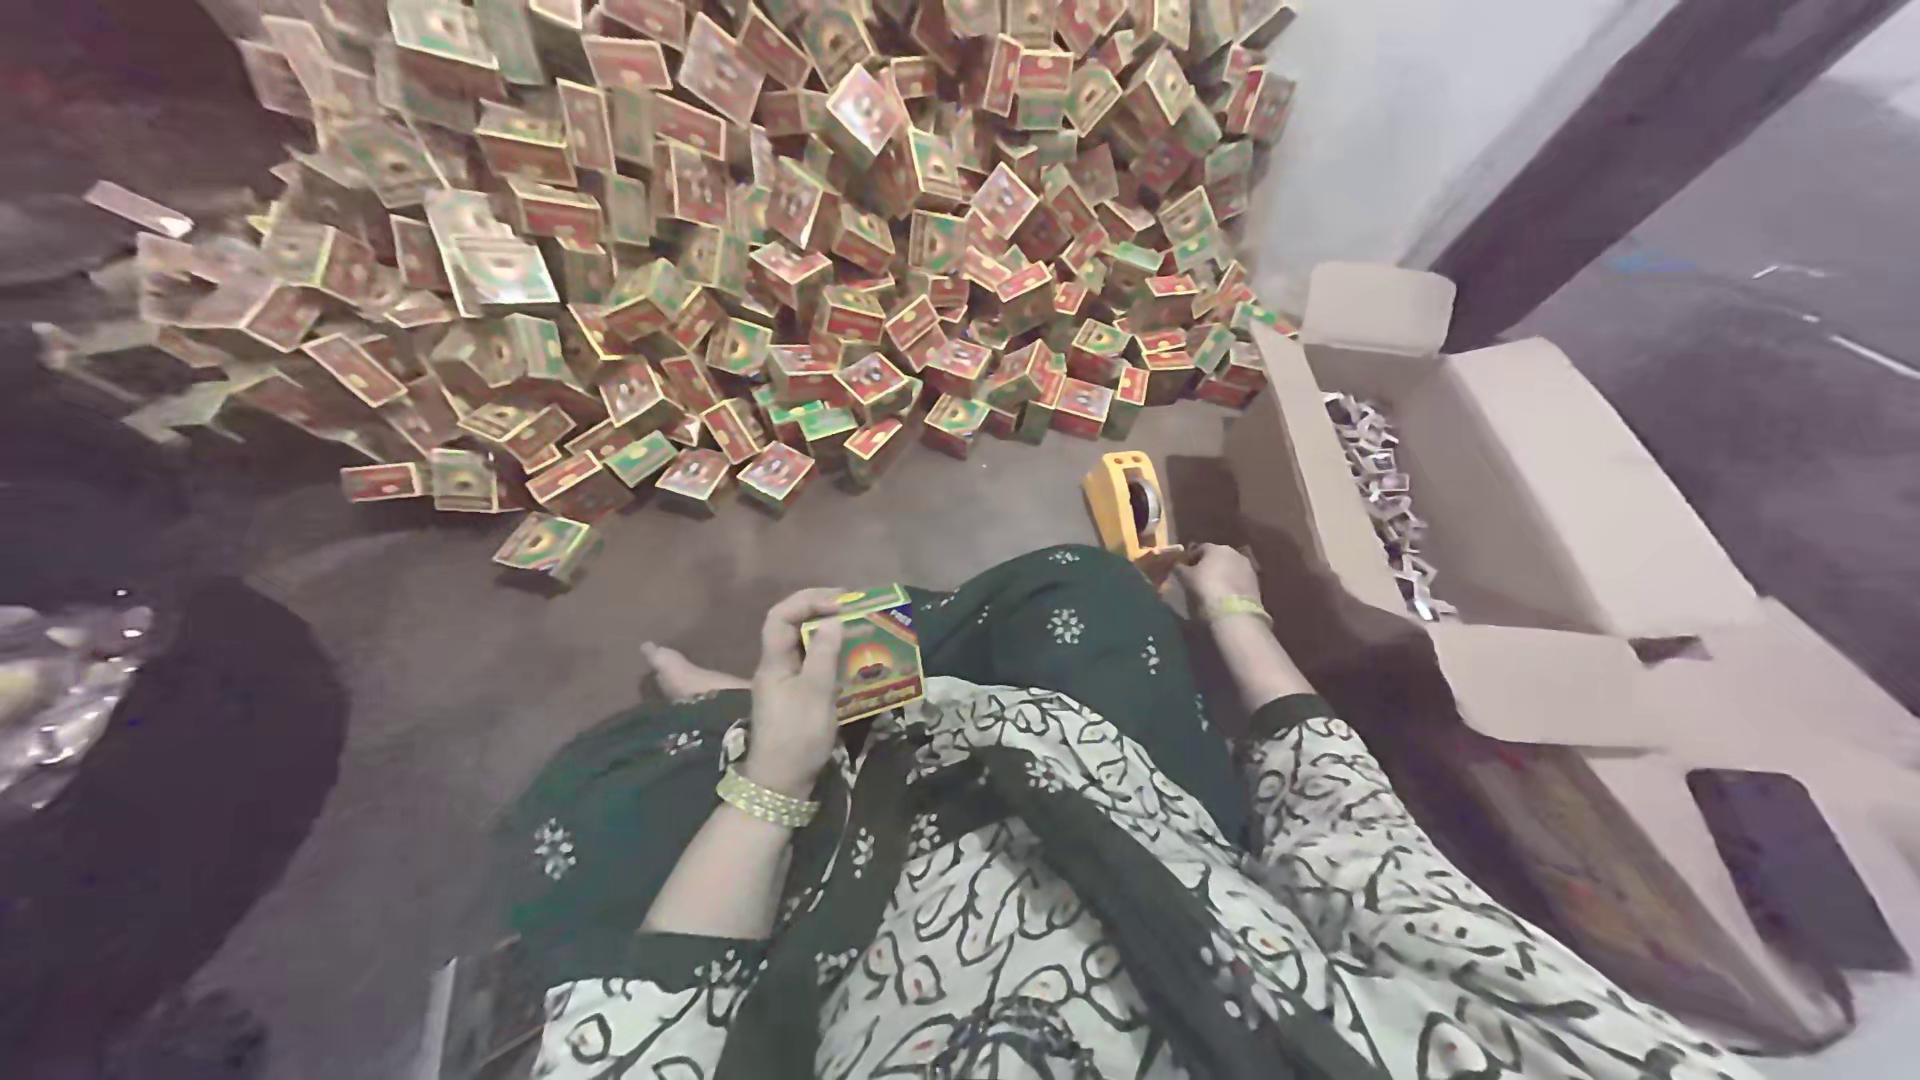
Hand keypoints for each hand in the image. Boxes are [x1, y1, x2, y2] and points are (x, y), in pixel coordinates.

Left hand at [742, 588, 845, 798]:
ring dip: (827, 629)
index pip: (780, 616)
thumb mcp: (815, 692)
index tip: (840, 603)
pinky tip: (851, 655)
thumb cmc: (797, 735)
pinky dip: (831, 652)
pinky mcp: (798, 695)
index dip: (808, 602)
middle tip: (851, 605)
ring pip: (804, 642)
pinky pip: (813, 662)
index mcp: (774, 661)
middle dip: (819, 609)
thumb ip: (824, 653)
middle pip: (791, 624)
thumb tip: (834, 620)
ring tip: (855, 623)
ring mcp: (787, 680)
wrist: (782, 783)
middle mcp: (777, 665)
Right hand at [1175, 543, 1262, 612]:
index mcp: (1216, 548)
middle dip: (1209, 564)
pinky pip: (1239, 579)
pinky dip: (1231, 583)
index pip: (1200, 548)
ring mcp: (1248, 567)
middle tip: (1199, 577)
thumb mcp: (1186, 578)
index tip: (1185, 568)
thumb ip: (1180, 568)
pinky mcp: (1256, 582)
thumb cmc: (1205, 588)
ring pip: (1230, 567)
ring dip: (1222, 573)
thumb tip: (1178, 565)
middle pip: (1217, 556)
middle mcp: (1234, 553)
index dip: (1191, 558)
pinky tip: (1225, 593)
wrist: (1233, 611)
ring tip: (1213, 586)